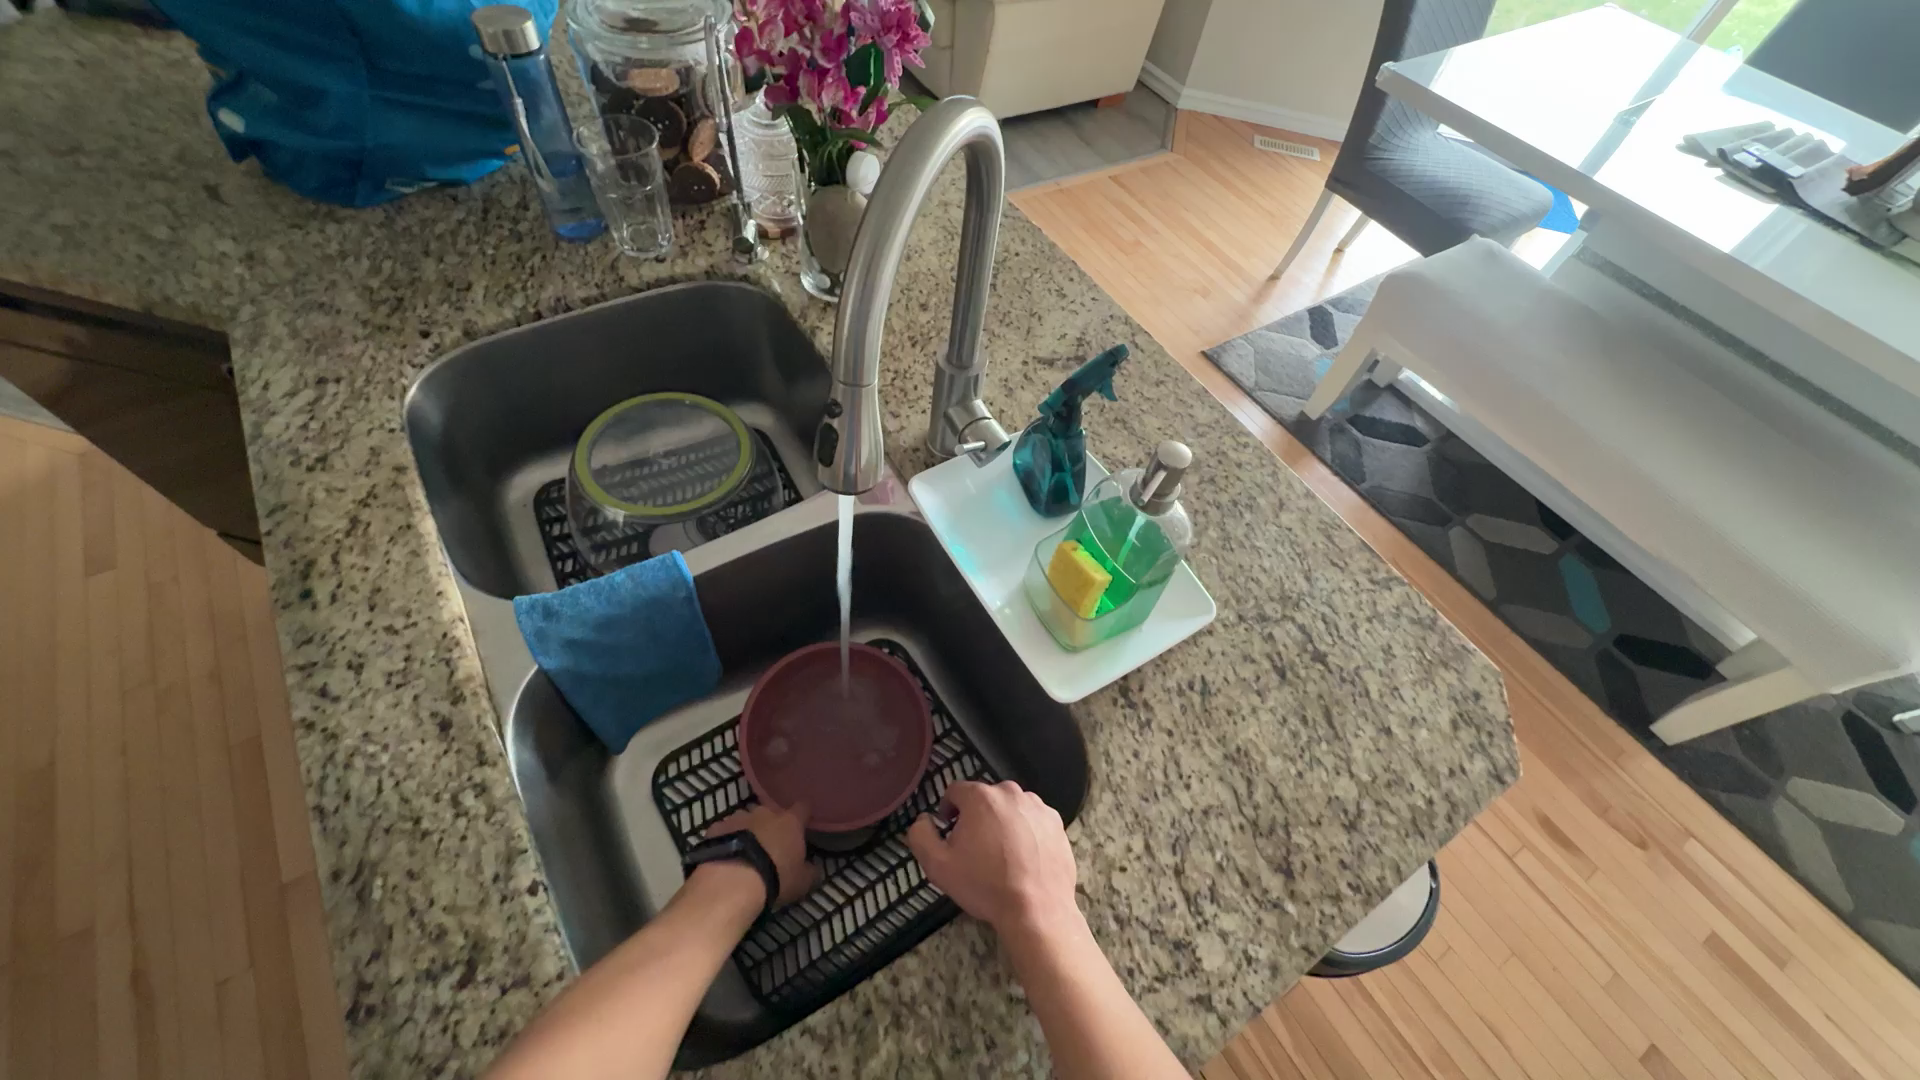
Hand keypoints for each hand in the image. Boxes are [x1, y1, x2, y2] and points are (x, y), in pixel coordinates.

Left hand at [704, 801, 818, 906]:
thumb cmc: (774, 879)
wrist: (732, 883)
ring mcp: (737, 817)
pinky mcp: (715, 828)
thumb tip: (814, 867)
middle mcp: (765, 813)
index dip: (803, 815)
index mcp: (790, 822)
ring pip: (746, 820)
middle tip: (770, 847)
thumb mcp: (802, 882)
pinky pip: (724, 831)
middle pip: (771, 813)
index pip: (803, 807)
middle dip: (772, 826)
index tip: (803, 825)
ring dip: (748, 832)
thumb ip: (811, 871)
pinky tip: (724, 857)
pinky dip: (726, 839)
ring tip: (744, 854)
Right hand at [906, 781, 1080, 938]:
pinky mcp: (1055, 822)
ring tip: (1002, 856)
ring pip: (1009, 807)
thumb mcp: (938, 866)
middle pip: (984, 798)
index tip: (950, 833)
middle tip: (975, 849)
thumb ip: (921, 836)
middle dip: (976, 817)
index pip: (955, 791)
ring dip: (1001, 822)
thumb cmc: (985, 886)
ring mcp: (1037, 806)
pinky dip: (1025, 831)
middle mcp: (1010, 793)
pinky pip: (1032, 820)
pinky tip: (1024, 858)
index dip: (948, 811)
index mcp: (981, 797)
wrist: (1037, 910)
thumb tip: (923, 820)